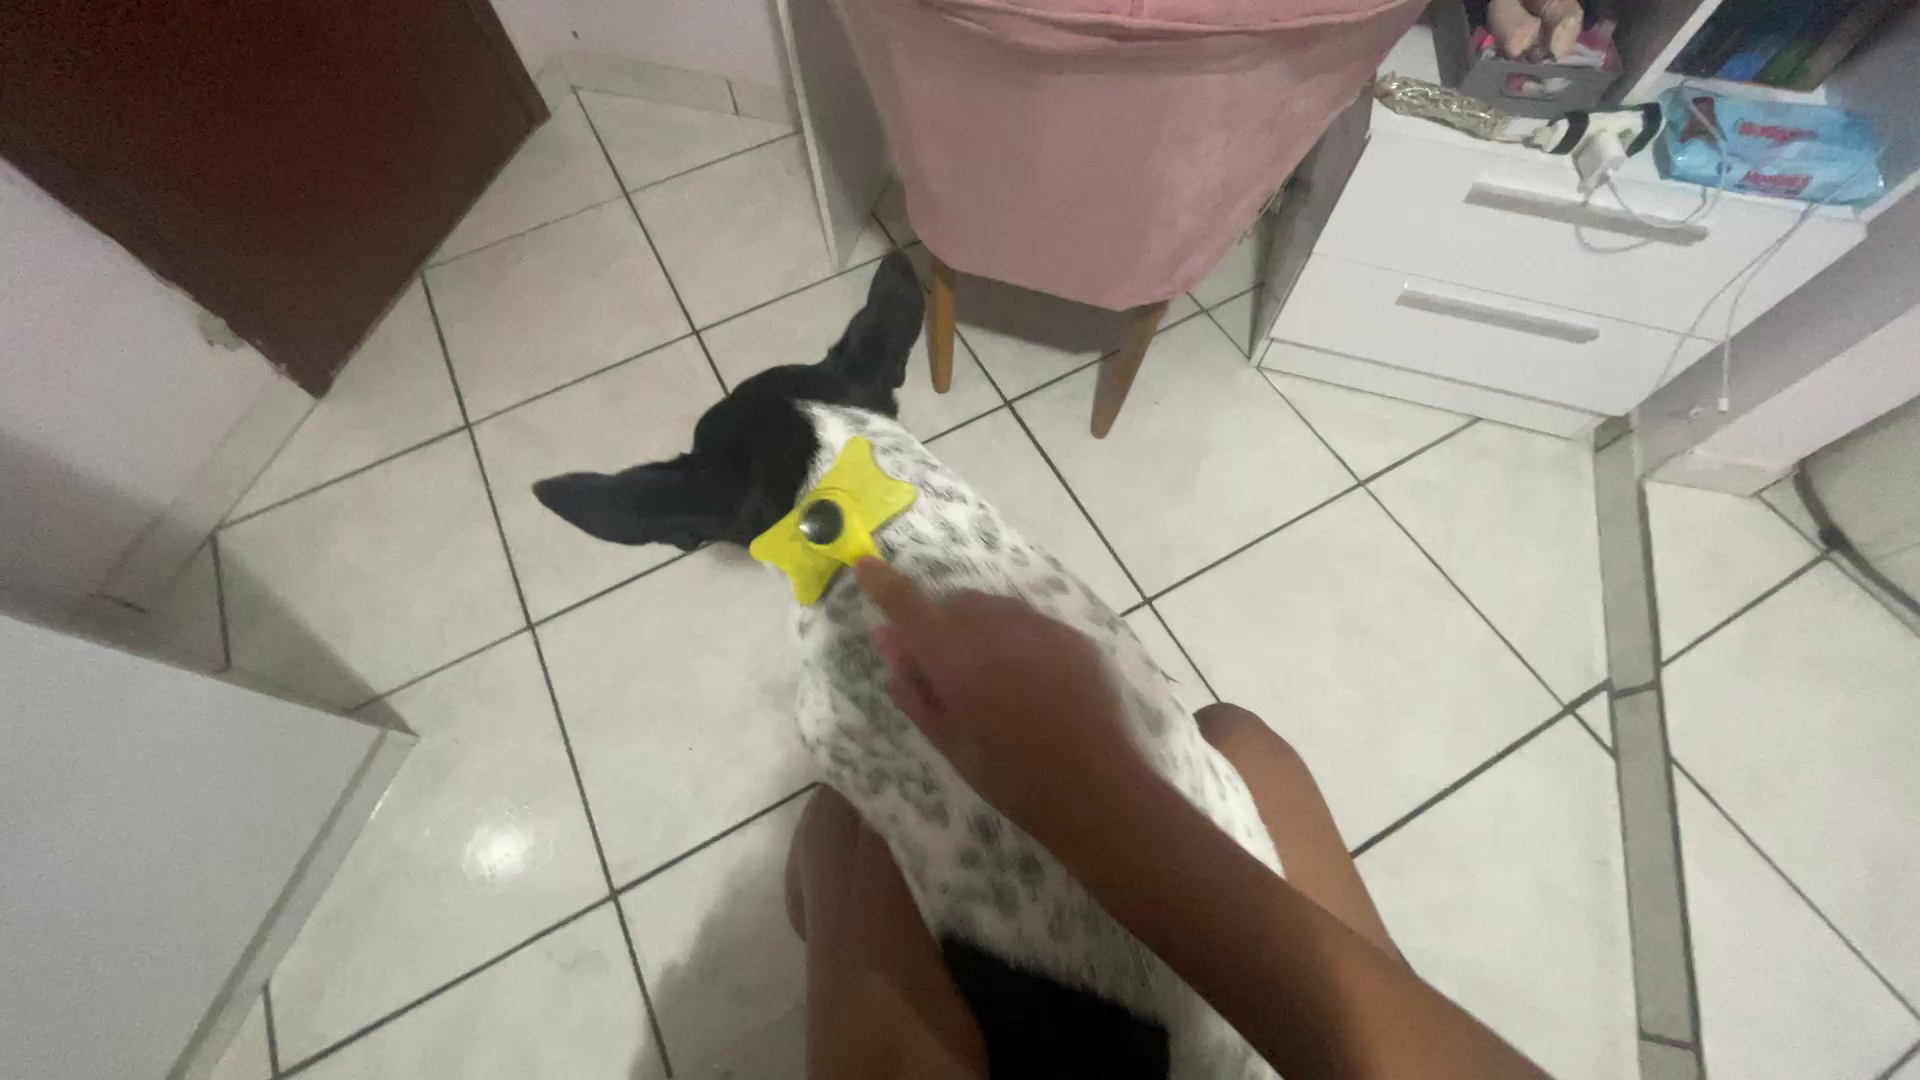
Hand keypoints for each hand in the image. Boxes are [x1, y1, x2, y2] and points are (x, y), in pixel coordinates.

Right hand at [852, 559, 1148, 835]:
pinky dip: (1018, 638)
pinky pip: (1030, 622)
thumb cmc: (1010, 776)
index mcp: (955, 656)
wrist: (1096, 788)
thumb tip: (888, 638)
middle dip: (941, 623)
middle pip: (954, 603)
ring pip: (994, 608)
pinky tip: (1032, 679)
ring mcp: (1039, 626)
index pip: (907, 603)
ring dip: (980, 627)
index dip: (883, 581)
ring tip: (995, 677)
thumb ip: (913, 685)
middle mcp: (996, 626)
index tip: (865, 565)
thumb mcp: (947, 740)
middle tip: (947, 667)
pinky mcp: (1071, 634)